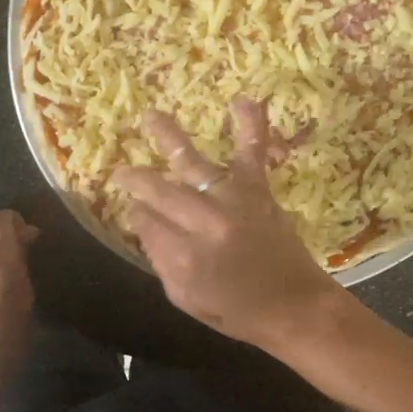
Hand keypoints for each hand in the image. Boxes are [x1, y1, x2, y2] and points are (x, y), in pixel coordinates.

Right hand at [113, 97, 343, 349]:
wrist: (294, 306)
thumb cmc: (235, 310)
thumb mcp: (183, 297)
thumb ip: (160, 260)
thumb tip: (143, 225)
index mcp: (181, 255)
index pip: (143, 222)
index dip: (134, 217)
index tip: (132, 216)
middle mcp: (203, 222)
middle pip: (158, 191)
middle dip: (134, 179)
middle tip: (119, 173)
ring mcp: (232, 201)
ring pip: (192, 163)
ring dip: (168, 137)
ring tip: (150, 117)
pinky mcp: (258, 191)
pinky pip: (252, 152)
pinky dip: (251, 124)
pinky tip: (241, 100)